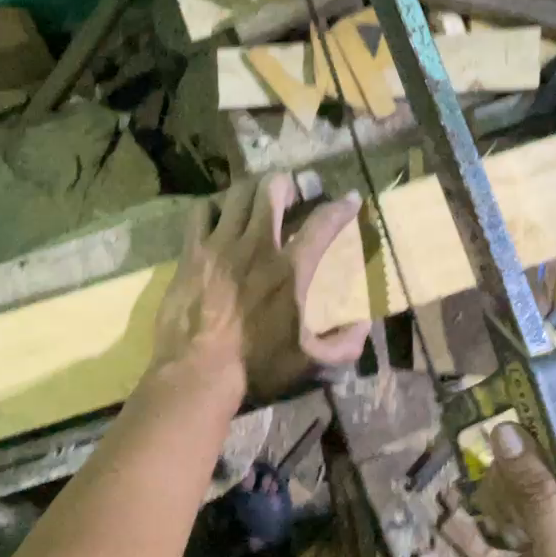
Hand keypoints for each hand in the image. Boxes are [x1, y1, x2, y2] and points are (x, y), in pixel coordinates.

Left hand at [149, 175, 371, 401]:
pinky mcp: (192, 251)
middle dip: (289, 184)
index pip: (323, 223)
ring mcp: (221, 245)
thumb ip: (343, 344)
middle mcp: (257, 246)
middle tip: (294, 196)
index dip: (342, 206)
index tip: (351, 200)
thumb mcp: (309, 362)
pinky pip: (202, 210)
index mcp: (291, 270)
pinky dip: (214, 206)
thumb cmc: (255, 366)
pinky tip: (219, 216)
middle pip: (273, 188)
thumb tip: (364, 325)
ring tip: (257, 200)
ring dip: (253, 190)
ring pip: (238, 192)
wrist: (196, 372)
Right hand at [479, 422, 555, 556]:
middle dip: (524, 445)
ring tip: (496, 491)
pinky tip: (495, 503)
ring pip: (539, 456)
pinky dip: (508, 485)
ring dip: (511, 469)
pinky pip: (528, 478)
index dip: (551, 416)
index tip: (509, 407)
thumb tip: (506, 432)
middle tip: (493, 453)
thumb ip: (537, 495)